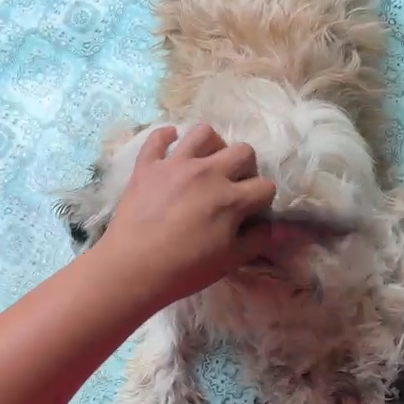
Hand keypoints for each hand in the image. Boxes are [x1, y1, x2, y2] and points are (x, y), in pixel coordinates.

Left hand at [93, 125, 305, 305]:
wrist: (132, 268)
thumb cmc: (184, 270)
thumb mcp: (229, 262)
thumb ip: (255, 240)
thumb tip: (271, 227)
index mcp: (231, 199)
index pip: (264, 186)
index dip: (262, 200)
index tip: (251, 212)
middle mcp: (208, 173)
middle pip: (243, 151)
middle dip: (245, 168)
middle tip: (233, 186)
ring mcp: (175, 164)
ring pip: (204, 133)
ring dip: (212, 146)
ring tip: (206, 163)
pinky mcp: (147, 165)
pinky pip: (158, 137)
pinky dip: (166, 137)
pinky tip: (171, 145)